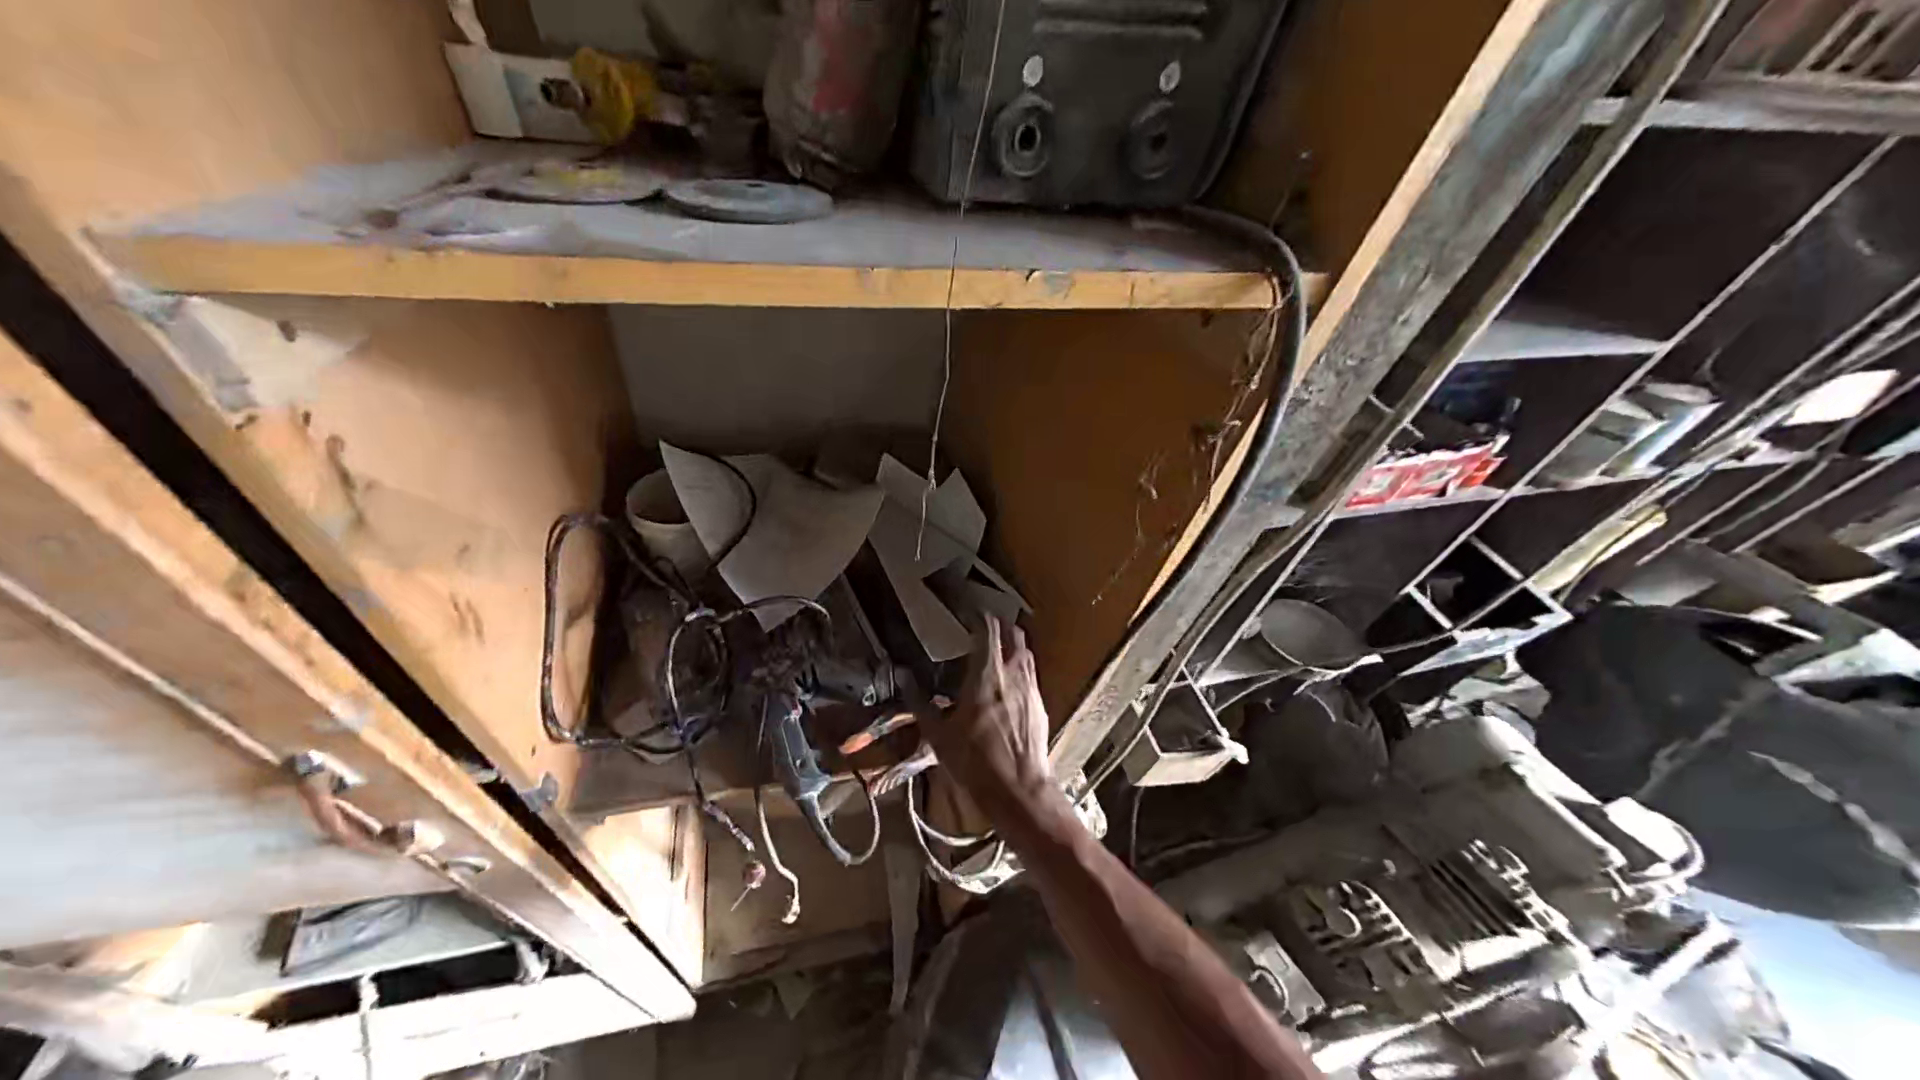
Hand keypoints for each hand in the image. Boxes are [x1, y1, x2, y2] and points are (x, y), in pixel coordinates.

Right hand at [926, 616, 1054, 814]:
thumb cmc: (974, 761)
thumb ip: (919, 701)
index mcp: (986, 674)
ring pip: (1025, 652)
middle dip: (999, 625)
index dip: (978, 616)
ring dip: (1011, 644)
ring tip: (995, 650)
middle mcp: (1013, 673)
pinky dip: (1019, 667)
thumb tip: (902, 675)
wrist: (1019, 790)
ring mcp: (1031, 688)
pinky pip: (1030, 674)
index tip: (967, 613)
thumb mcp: (938, 735)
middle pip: (1013, 633)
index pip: (988, 629)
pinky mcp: (1041, 705)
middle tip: (982, 627)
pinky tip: (1007, 683)